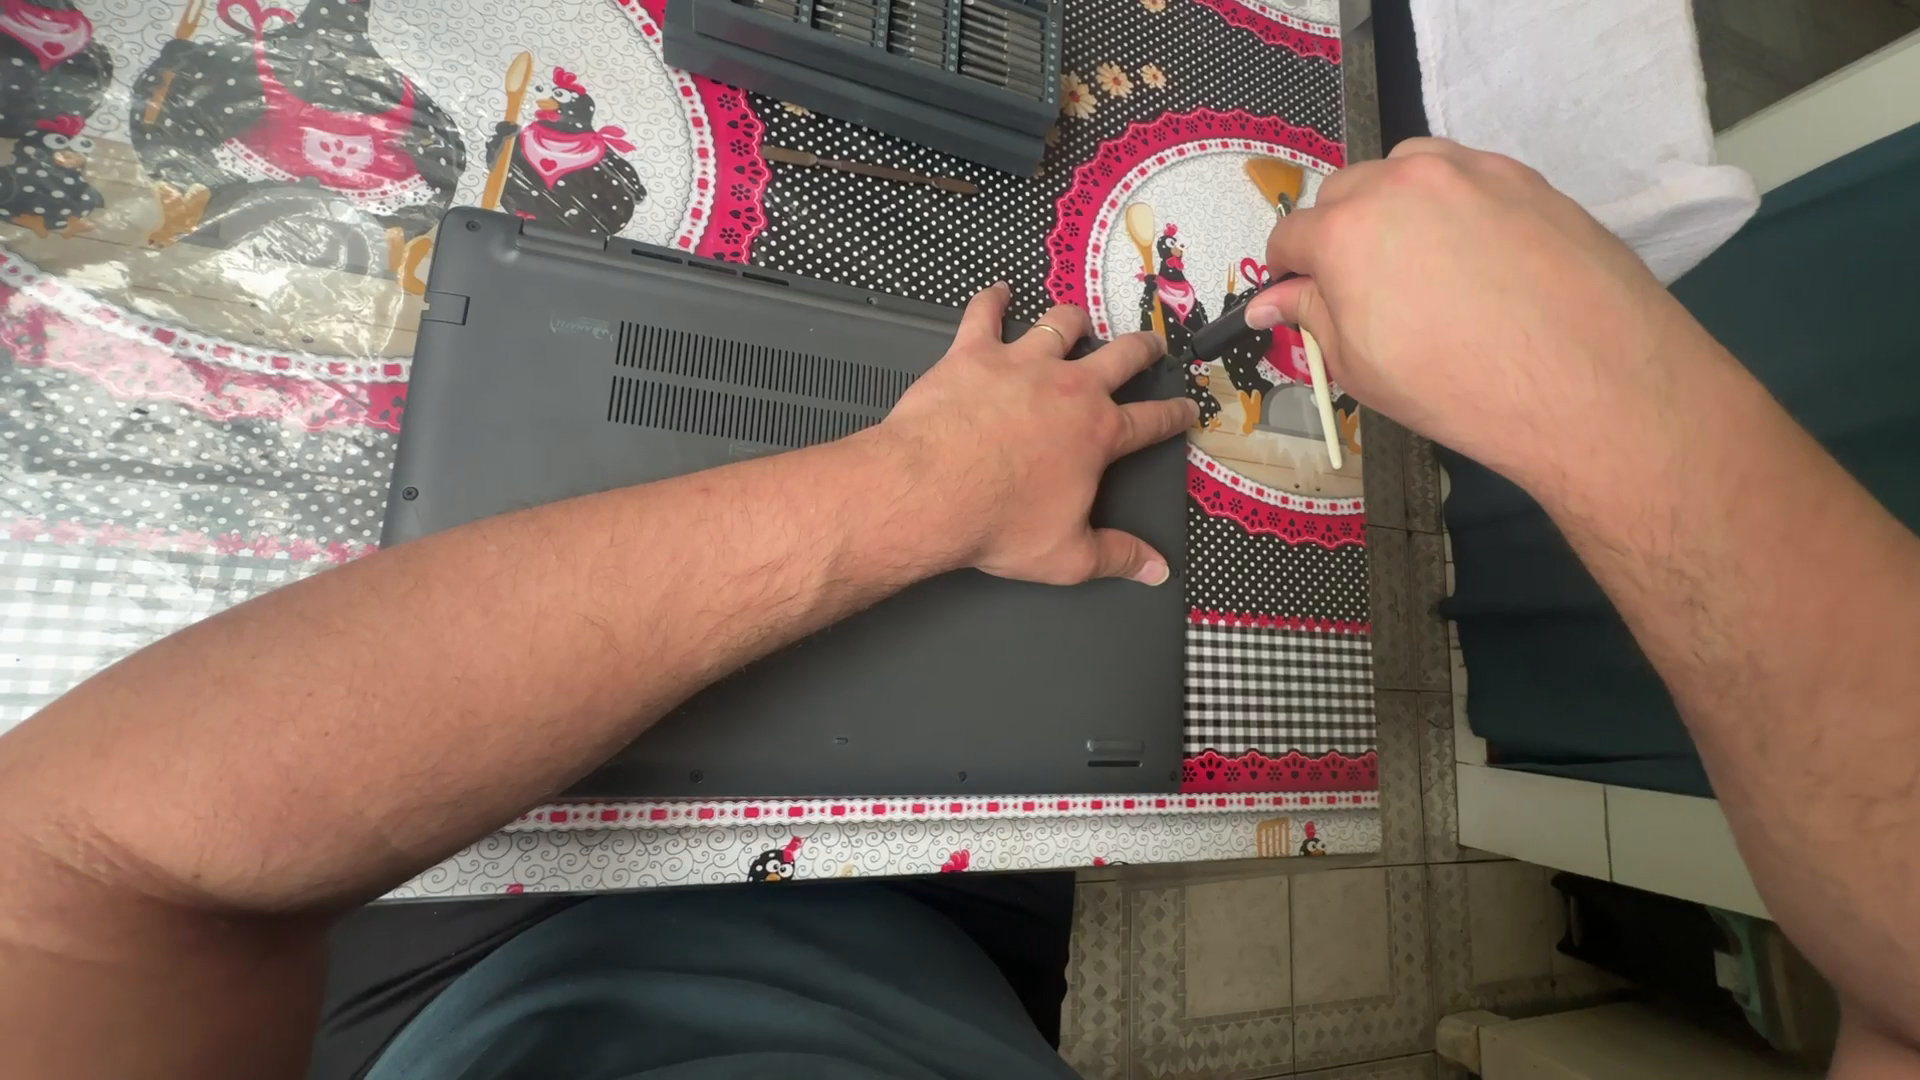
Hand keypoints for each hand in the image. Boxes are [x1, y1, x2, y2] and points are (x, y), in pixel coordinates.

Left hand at [876, 284, 1195, 585]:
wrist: (930, 491)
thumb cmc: (998, 523)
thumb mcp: (1067, 556)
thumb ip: (1118, 557)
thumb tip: (1156, 570)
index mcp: (1096, 434)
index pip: (1152, 421)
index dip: (1175, 415)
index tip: (1187, 408)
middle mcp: (1068, 388)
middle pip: (1121, 356)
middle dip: (1142, 349)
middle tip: (1150, 346)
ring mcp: (1021, 363)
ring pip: (1061, 324)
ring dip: (1074, 321)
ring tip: (1078, 321)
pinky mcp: (973, 352)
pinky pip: (985, 312)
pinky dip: (993, 299)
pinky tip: (997, 292)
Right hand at [1242, 138, 1705, 480]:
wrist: (1582, 379)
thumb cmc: (1449, 384)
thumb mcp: (1355, 364)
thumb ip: (1308, 317)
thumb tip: (1268, 303)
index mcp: (1345, 232)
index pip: (1288, 236)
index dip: (1284, 273)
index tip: (1297, 300)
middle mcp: (1400, 183)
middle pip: (1340, 192)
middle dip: (1331, 233)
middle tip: (1352, 286)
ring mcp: (1468, 170)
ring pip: (1399, 168)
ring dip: (1384, 204)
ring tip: (1406, 258)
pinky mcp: (1523, 175)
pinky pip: (1460, 172)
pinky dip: (1442, 201)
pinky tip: (1462, 252)